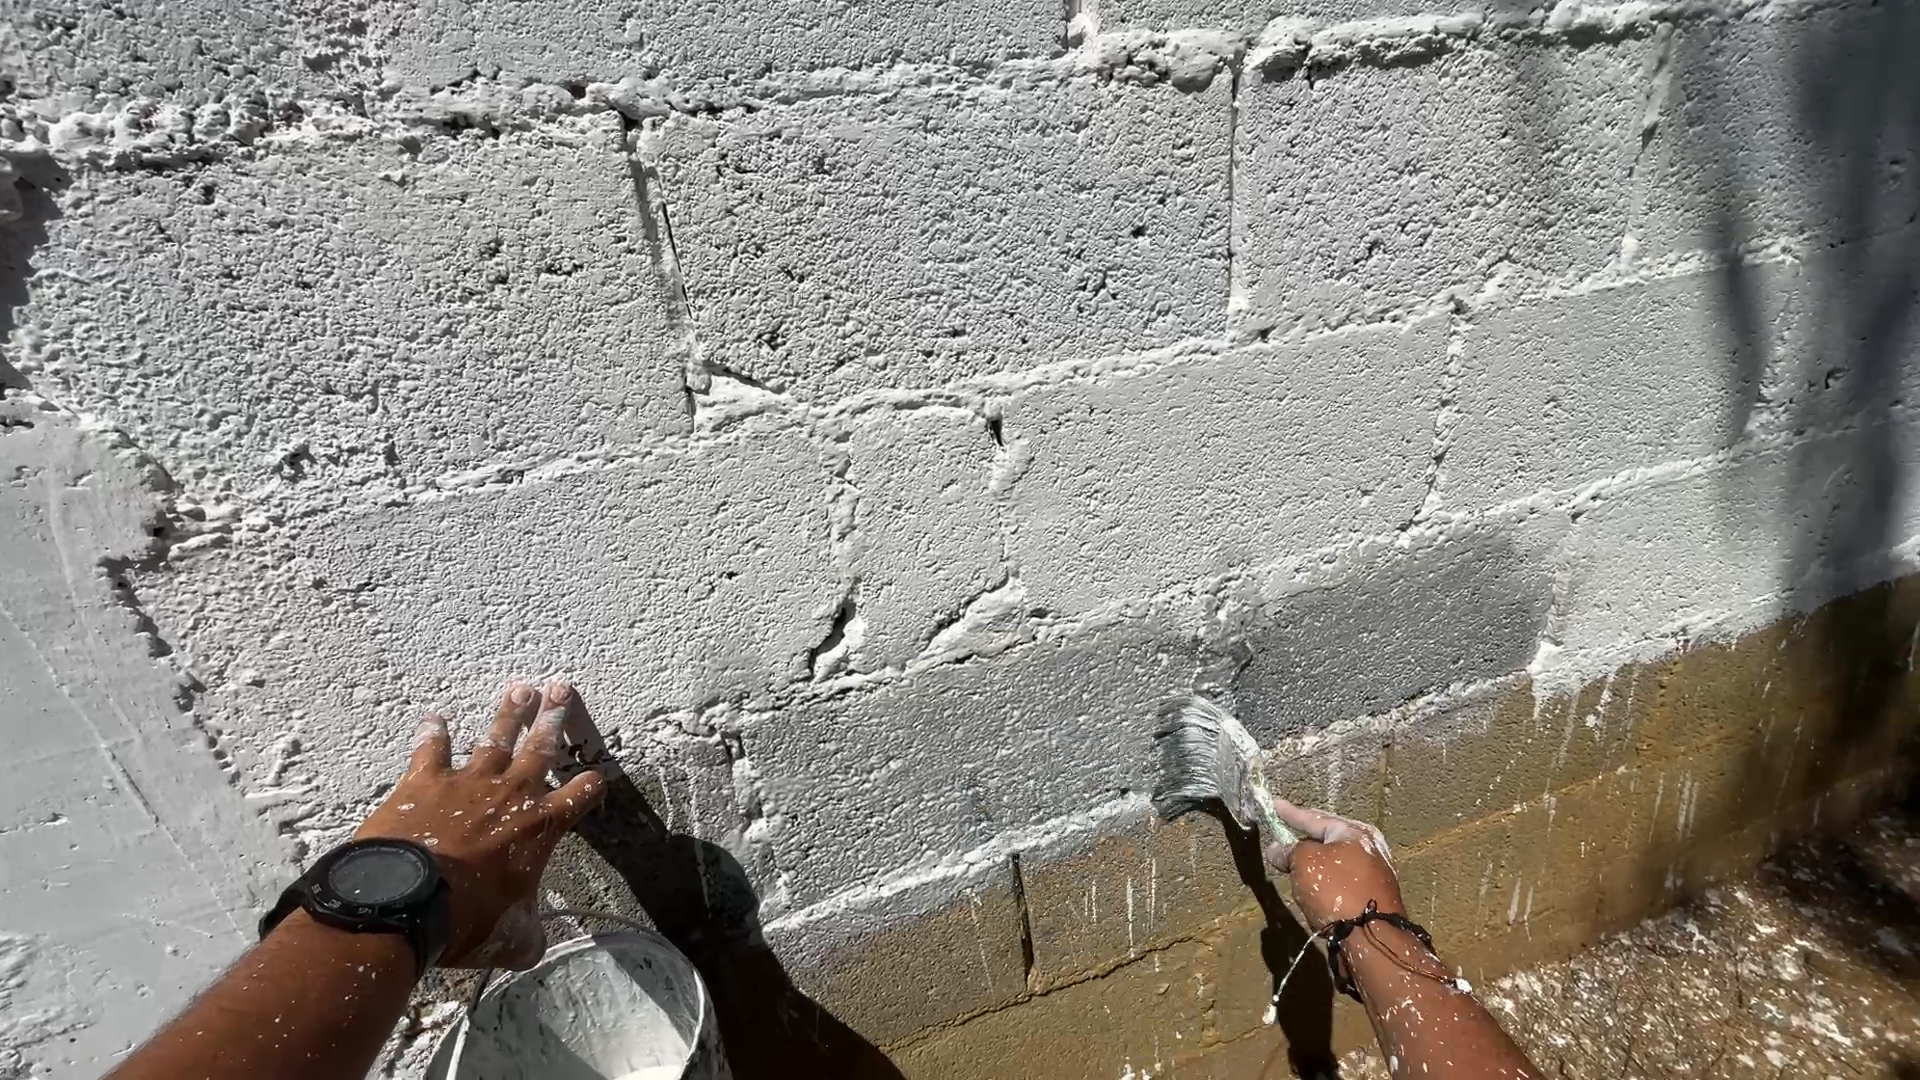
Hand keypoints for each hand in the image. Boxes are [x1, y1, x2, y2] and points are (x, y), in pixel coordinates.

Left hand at [354, 680, 605, 968]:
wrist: (403, 903)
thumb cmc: (465, 919)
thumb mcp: (509, 937)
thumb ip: (529, 935)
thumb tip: (538, 949)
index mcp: (540, 825)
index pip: (581, 795)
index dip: (591, 786)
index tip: (595, 779)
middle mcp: (513, 794)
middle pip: (543, 746)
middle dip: (555, 716)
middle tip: (562, 687)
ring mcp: (470, 782)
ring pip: (497, 737)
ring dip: (510, 712)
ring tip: (521, 688)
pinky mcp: (425, 782)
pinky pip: (431, 750)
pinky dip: (433, 734)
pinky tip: (434, 718)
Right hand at [1262, 798, 1404, 930]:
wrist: (1371, 940)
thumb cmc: (1335, 890)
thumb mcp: (1303, 861)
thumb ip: (1288, 850)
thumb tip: (1276, 851)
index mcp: (1355, 833)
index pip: (1315, 818)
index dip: (1291, 813)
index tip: (1274, 804)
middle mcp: (1369, 849)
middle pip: (1327, 838)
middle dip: (1304, 836)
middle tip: (1283, 830)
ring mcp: (1374, 875)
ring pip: (1334, 860)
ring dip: (1313, 860)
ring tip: (1293, 859)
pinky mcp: (1373, 899)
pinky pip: (1340, 879)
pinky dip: (1324, 878)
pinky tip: (1312, 883)